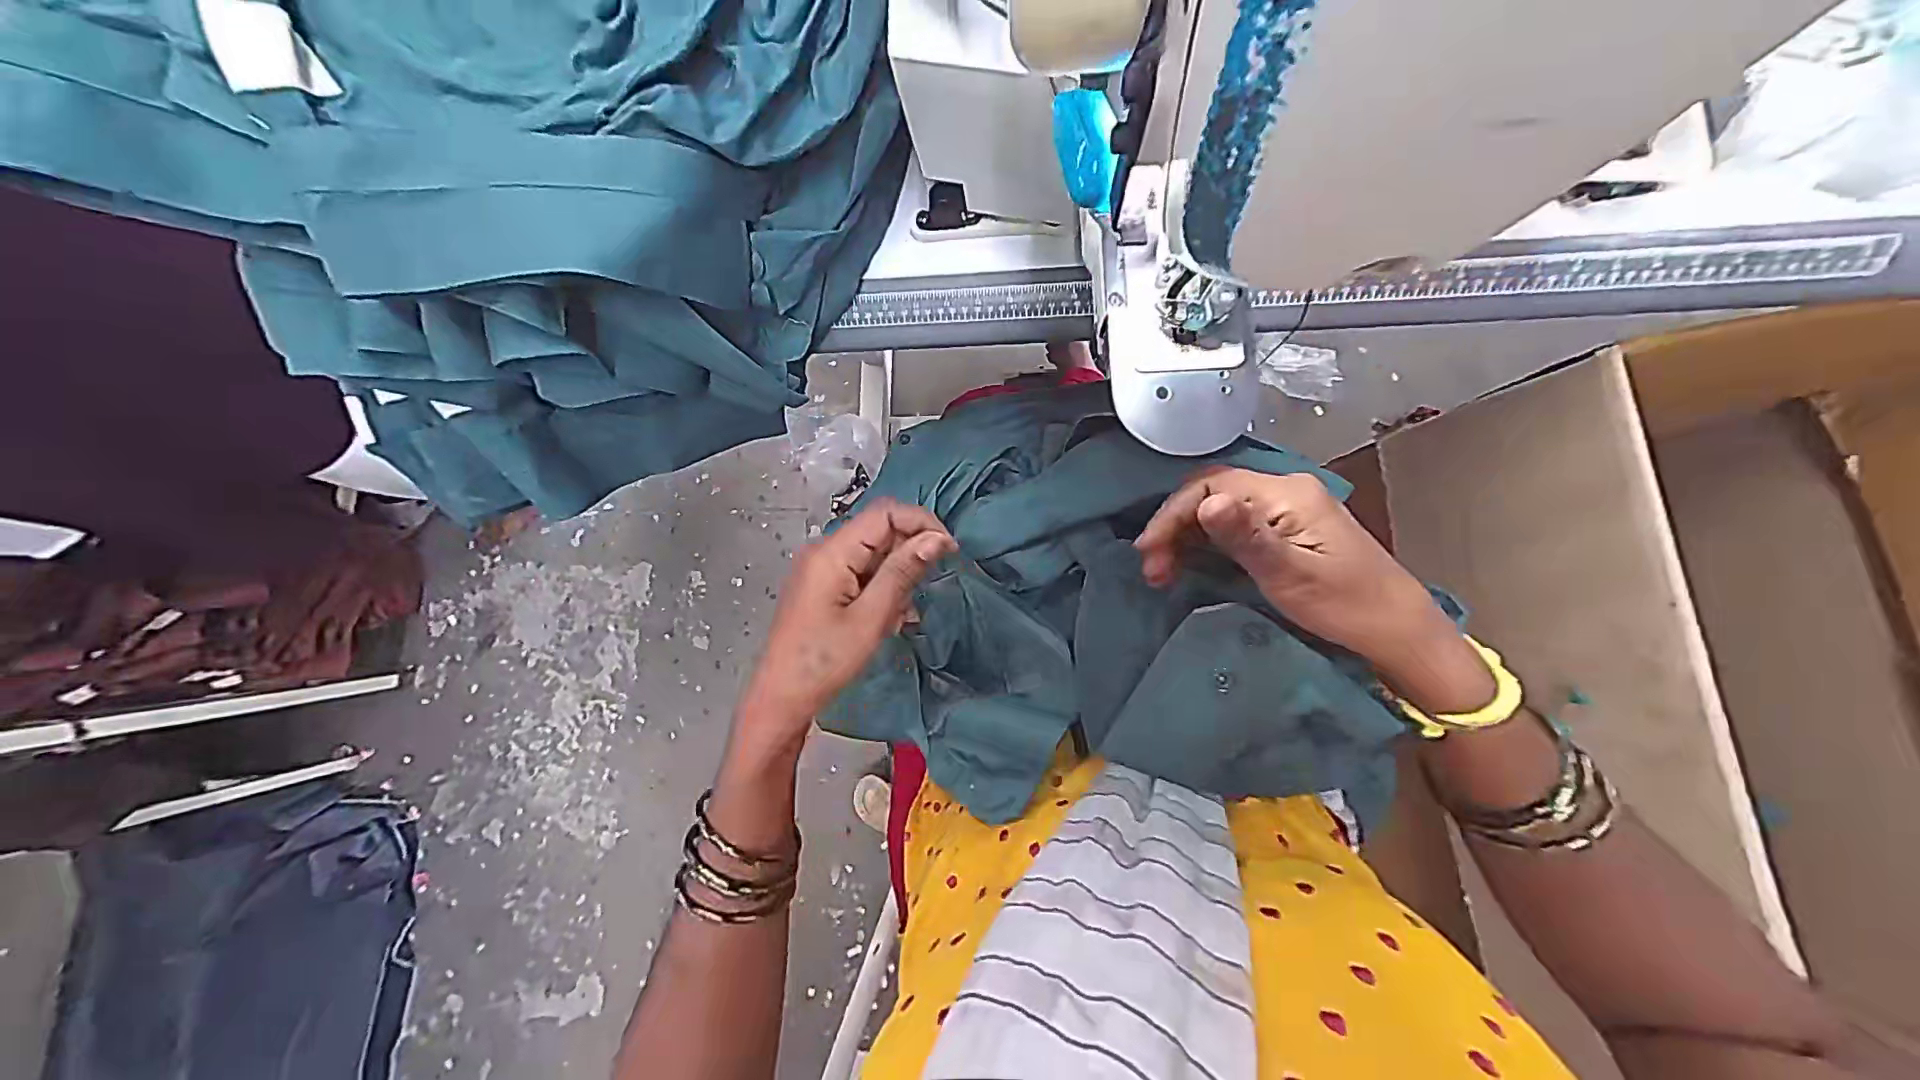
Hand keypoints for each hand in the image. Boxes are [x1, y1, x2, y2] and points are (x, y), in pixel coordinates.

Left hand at [734, 499, 955, 754]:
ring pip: (875, 553)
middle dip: (910, 554)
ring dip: (898, 576)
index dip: (922, 523)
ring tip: (900, 614)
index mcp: (832, 552)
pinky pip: (864, 572)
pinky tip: (888, 619)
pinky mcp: (825, 585)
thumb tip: (936, 538)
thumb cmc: (824, 662)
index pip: (885, 512)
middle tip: (921, 591)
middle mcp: (825, 551)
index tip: (949, 550)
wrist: (782, 697)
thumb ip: (903, 573)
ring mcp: (824, 568)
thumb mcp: (871, 618)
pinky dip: (884, 588)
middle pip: (880, 530)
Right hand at [1134, 467, 1494, 712]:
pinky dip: (1203, 545)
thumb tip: (1206, 501)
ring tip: (1162, 572)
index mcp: (1287, 493)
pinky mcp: (1284, 531)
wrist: (1396, 631)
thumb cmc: (1346, 606)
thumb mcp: (1290, 574)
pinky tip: (1188, 566)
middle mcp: (1285, 491)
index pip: (1211, 485)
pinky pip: (1231, 527)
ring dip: (1184, 538)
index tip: (1148, 550)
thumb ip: (1245, 536)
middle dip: (1173, 528)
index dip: (1172, 514)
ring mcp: (1285, 510)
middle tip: (1152, 568)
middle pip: (1211, 494)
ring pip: (1217, 511)